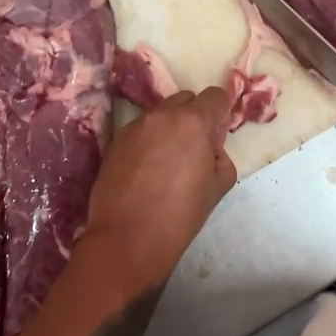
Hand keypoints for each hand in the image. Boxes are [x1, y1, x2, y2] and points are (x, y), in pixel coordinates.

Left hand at [84, 88, 236, 281]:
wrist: (127, 239)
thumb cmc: (180, 216)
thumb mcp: (218, 187)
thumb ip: (221, 156)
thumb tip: (210, 147)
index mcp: (192, 122)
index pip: (215, 96)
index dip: (220, 113)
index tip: (216, 136)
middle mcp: (162, 115)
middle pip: (186, 100)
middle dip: (194, 117)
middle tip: (193, 150)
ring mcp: (135, 126)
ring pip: (161, 115)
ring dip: (169, 128)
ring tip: (166, 164)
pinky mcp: (115, 141)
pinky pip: (140, 130)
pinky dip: (148, 141)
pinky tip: (146, 171)